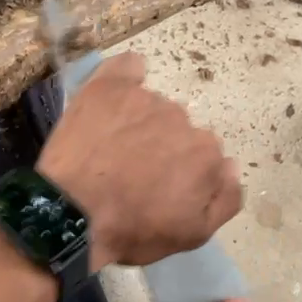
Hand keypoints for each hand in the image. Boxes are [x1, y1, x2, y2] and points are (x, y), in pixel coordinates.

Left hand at [36, 52, 240, 271]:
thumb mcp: (192, 235)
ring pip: (149, 105)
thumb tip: (230, 166)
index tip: (157, 186)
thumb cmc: (132, 229)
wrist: (72, 213)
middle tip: (129, 170)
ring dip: (136, 121)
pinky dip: (127, 74)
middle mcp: (181, 119)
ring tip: (108, 148)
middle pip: (175, 128)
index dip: (179, 172)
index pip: (201, 155)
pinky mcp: (108, 87)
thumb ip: (225, 199)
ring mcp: (144, 99)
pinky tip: (118, 89)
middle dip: (158, 146)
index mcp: (206, 154)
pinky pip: (127, 67)